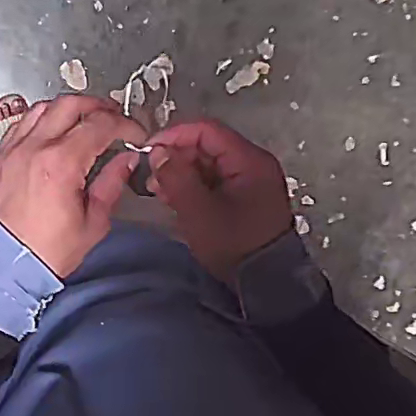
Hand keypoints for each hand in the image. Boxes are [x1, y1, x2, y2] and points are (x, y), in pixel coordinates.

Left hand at [0, 95, 147, 276]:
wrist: (4, 265)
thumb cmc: (44, 252)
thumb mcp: (92, 223)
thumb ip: (111, 185)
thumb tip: (125, 162)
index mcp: (60, 163)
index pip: (100, 124)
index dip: (124, 125)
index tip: (133, 135)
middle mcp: (33, 149)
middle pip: (70, 104)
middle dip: (98, 106)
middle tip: (113, 118)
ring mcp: (13, 151)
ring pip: (42, 108)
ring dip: (67, 109)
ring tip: (84, 121)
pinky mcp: (0, 158)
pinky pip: (21, 124)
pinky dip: (41, 120)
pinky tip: (52, 132)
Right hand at [148, 119, 293, 282]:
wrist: (267, 283)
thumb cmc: (235, 245)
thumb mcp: (199, 211)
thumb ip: (176, 177)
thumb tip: (157, 152)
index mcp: (248, 161)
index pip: (207, 131)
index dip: (174, 135)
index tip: (148, 150)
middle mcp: (252, 165)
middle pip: (206, 146)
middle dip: (175, 157)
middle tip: (151, 177)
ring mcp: (249, 182)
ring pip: (207, 164)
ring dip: (180, 173)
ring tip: (159, 191)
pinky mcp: (243, 198)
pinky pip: (212, 181)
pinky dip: (191, 186)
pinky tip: (174, 200)